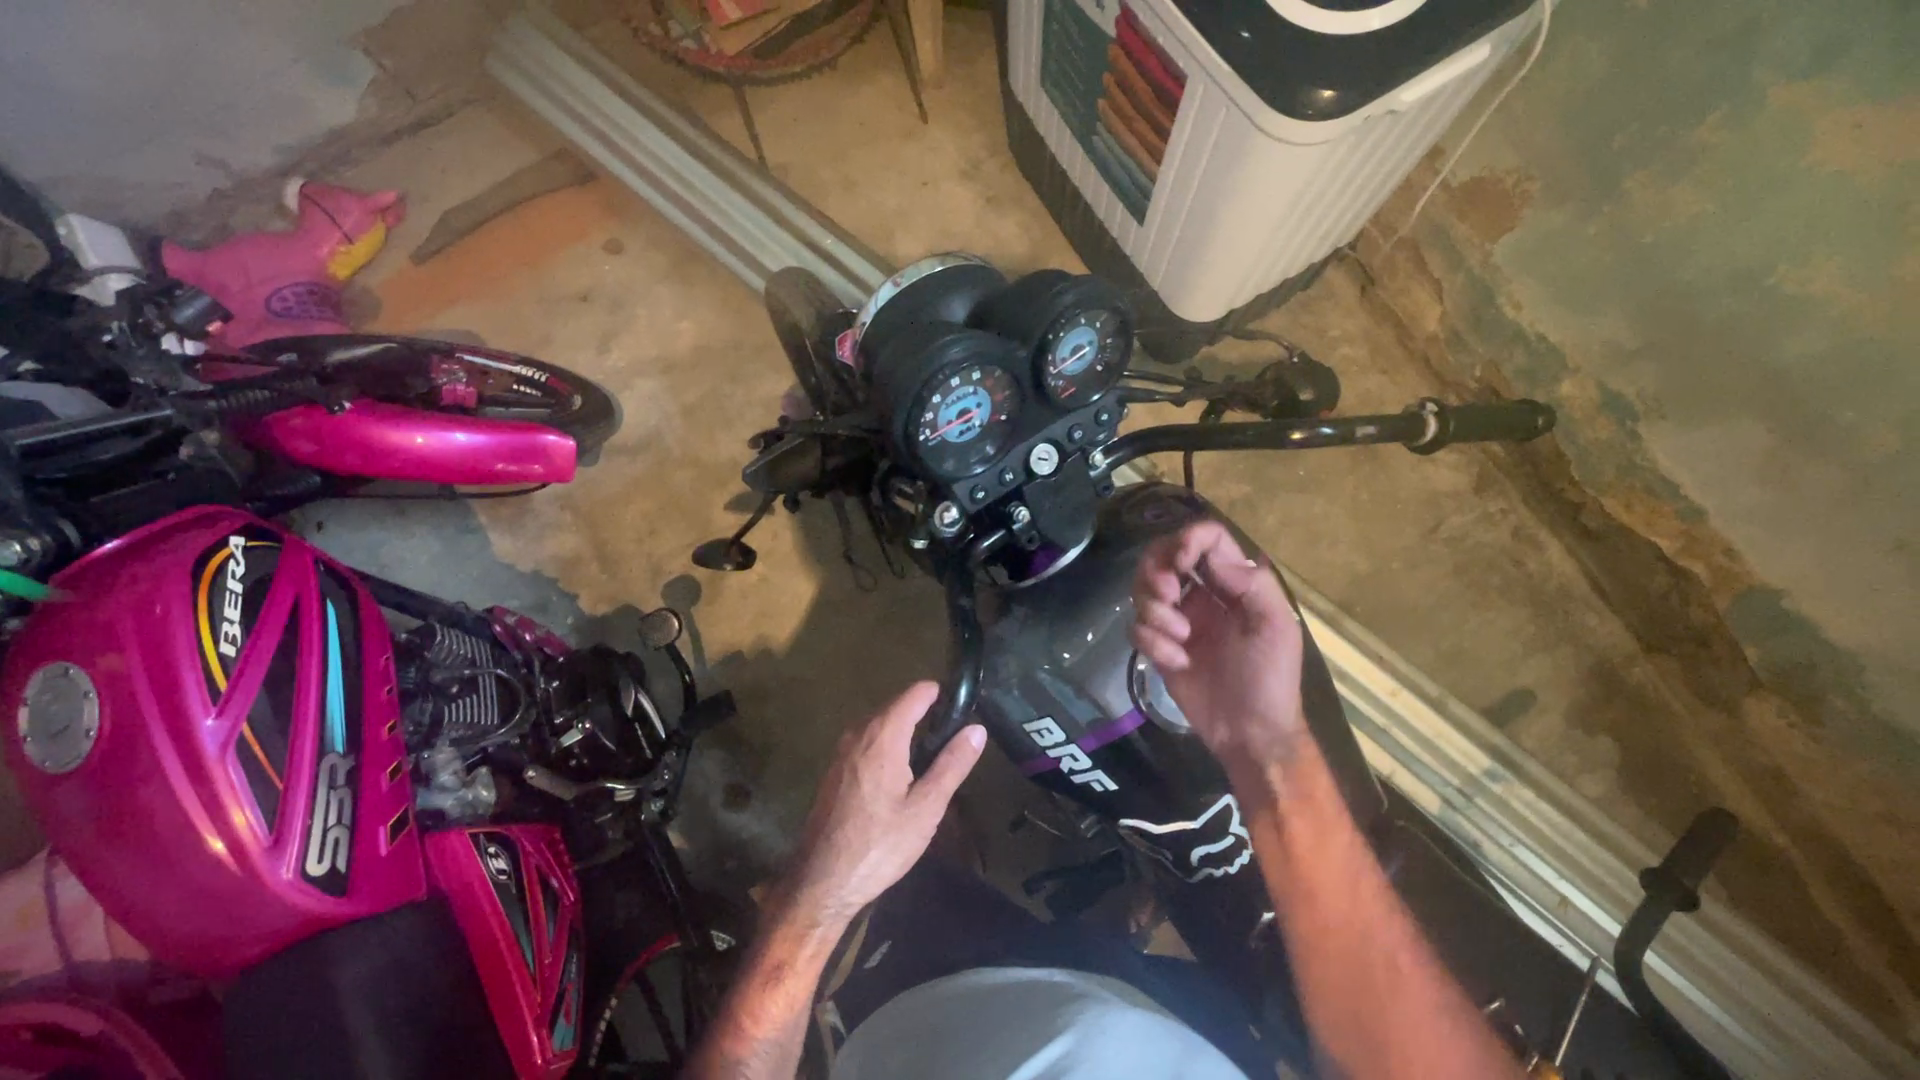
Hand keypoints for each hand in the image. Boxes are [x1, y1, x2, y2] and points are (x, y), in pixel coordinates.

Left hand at [783, 682, 986, 924]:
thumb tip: (976, 729)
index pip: (916, 694)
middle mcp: (858, 734)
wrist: (823, 881)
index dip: (941, 695)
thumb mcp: (926, 807)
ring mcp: (841, 751)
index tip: (963, 708)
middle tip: (954, 743)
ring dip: (906, 733)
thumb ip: (952, 764)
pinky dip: (888, 748)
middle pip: (897, 707)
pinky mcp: (834, 771)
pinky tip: (902, 779)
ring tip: (933, 761)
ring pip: (880, 725)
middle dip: (925, 716)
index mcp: (883, 736)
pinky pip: (867, 743)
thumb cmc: (880, 845)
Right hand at [1130, 522, 1307, 778]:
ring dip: (1154, 611)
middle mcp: (1202, 594)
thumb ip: (1253, 584)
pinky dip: (1152, 642)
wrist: (1250, 733)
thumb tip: (1214, 557)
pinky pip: (1137, 628)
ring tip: (1179, 639)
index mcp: (1234, 583)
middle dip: (1156, 571)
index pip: (1206, 538)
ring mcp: (1178, 620)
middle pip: (1162, 556)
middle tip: (1167, 596)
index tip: (1180, 564)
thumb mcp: (1277, 626)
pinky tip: (1177, 663)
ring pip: (1143, 590)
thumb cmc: (1271, 679)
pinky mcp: (1159, 647)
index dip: (1187, 540)